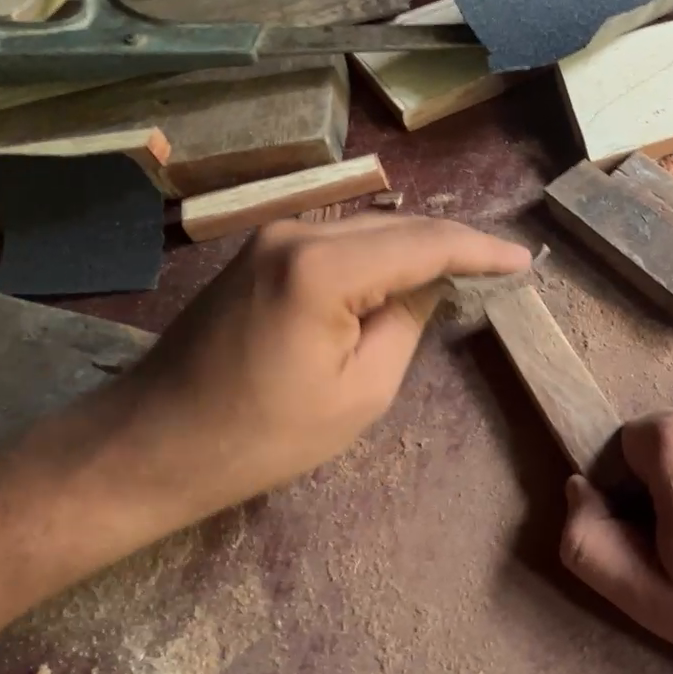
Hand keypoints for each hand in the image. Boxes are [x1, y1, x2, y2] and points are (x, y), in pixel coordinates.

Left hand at [101, 215, 530, 525]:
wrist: (147, 447)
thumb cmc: (260, 437)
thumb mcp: (360, 392)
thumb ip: (408, 323)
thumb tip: (432, 283)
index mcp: (324, 268)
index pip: (427, 244)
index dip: (482, 250)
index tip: (525, 260)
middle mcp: (299, 233)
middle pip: (402, 226)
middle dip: (457, 242)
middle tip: (504, 264)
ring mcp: (275, 237)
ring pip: (374, 227)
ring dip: (422, 245)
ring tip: (469, 265)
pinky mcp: (263, 252)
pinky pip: (344, 239)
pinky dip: (385, 252)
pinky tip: (410, 268)